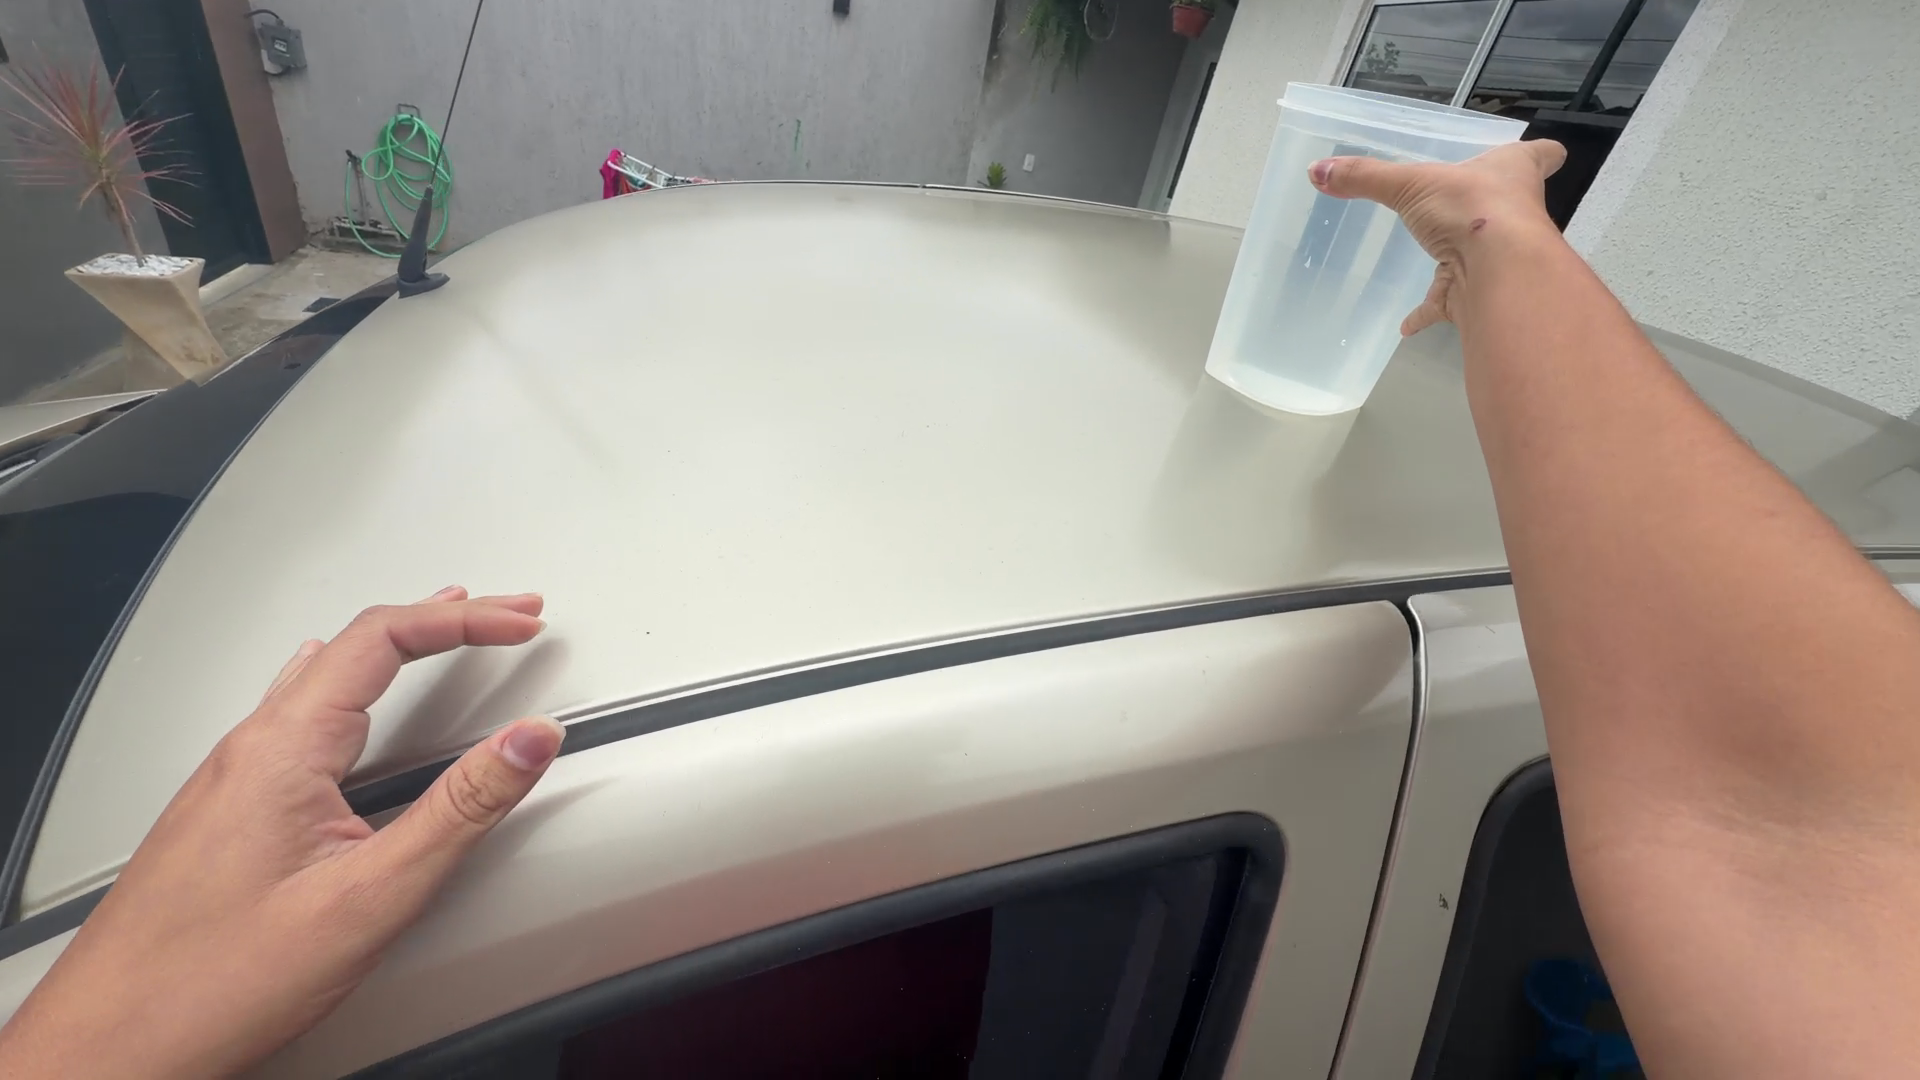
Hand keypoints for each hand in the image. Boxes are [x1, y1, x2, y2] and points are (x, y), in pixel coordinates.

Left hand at [0, 587, 563, 1077]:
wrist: (93, 1067)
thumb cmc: (208, 989)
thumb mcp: (371, 896)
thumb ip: (463, 808)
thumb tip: (531, 737)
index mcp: (282, 751)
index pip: (384, 638)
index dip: (467, 619)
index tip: (523, 622)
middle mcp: (254, 749)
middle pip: (362, 640)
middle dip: (452, 615)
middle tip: (515, 611)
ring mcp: (240, 775)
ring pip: (333, 669)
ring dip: (412, 637)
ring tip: (462, 620)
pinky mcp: (240, 803)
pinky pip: (308, 703)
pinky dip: (365, 672)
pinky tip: (357, 680)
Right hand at [1307, 139, 1566, 334]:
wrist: (1497, 268)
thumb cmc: (1471, 209)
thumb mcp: (1411, 183)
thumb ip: (1365, 178)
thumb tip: (1316, 170)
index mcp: (1514, 173)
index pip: (1542, 155)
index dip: (1537, 156)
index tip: (1531, 158)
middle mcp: (1516, 213)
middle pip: (1513, 206)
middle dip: (1494, 210)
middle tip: (1466, 209)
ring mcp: (1501, 256)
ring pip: (1486, 253)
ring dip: (1465, 257)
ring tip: (1438, 255)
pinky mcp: (1479, 292)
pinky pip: (1448, 301)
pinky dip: (1428, 312)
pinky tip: (1406, 324)